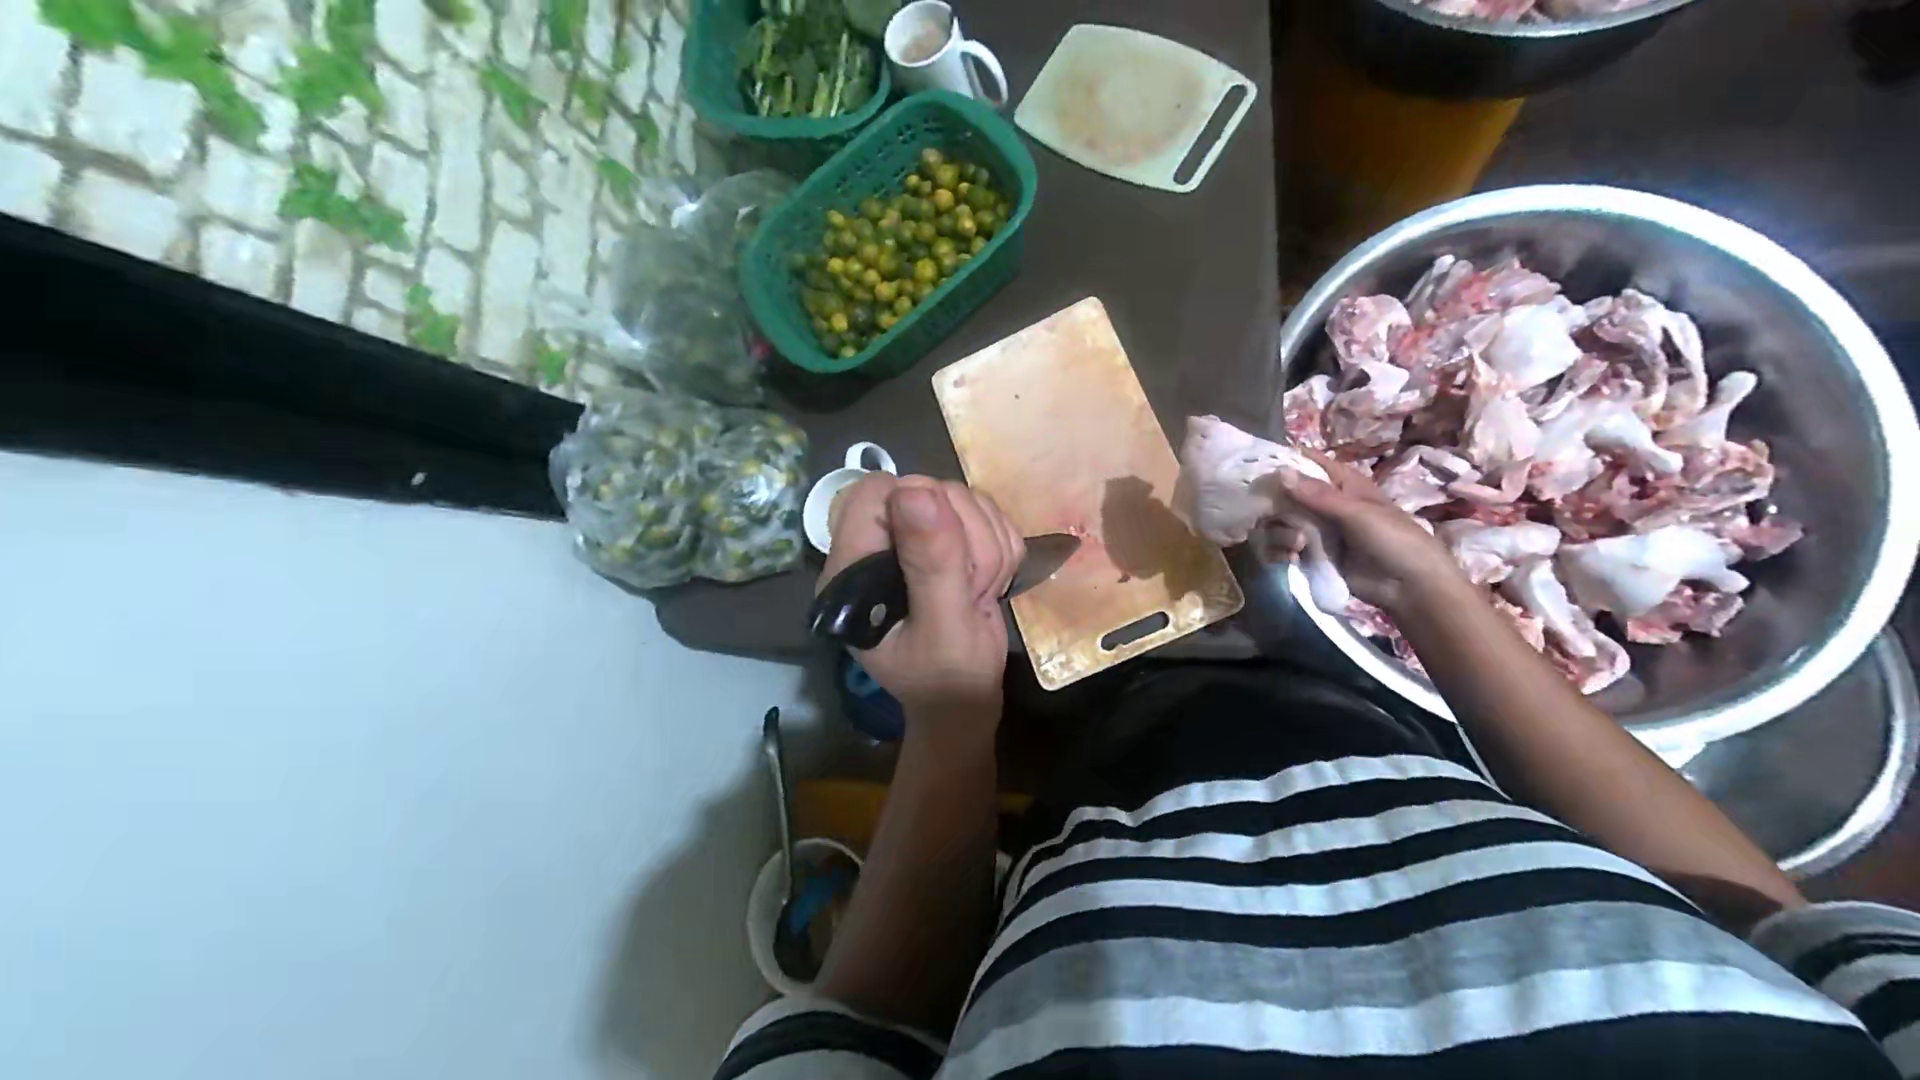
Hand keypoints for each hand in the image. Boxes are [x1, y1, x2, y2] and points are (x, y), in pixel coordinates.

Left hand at [818, 473, 1024, 726]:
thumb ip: (930, 563)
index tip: (951, 552)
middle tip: (969, 586)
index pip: (874, 494)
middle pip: (923, 488)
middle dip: (963, 533)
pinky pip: (985, 512)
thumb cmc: (947, 678)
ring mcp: (912, 540)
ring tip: (977, 591)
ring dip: (987, 543)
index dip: (919, 510)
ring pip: (960, 497)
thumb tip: (915, 491)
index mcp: (852, 567)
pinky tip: (988, 582)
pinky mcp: (945, 540)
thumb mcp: (942, 628)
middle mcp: (876, 545)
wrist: (966, 700)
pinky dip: (1000, 545)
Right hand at [1263, 452, 1468, 613]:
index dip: (1284, 463)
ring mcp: (1315, 530)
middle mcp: (1323, 503)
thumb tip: (1279, 473)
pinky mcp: (1309, 554)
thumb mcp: (1358, 513)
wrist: (1408, 587)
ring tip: (1296, 548)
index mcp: (1341, 483)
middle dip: (1276, 509)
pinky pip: (1280, 548)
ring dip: (1279, 534)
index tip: (1261, 473)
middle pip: (1283, 495)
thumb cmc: (1393, 540)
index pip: (1307, 463)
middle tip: (1280, 521)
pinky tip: (1288, 559)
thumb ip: (1318, 495)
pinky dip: (1277, 552)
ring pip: (1278, 523)